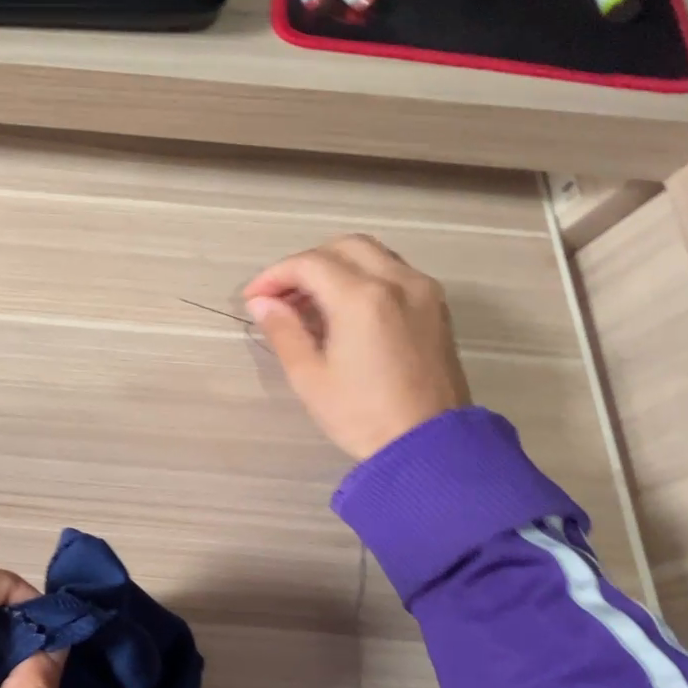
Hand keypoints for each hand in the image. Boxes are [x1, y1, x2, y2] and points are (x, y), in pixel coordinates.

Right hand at [243, 234, 470, 461]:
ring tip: (306, 304)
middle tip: (278, 295)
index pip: (310, 264)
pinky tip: (340, 312)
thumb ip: (284, 331)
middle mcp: (398, 281)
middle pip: (345, 246)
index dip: (274, 276)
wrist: (427, 441)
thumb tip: (262, 303)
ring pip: (373, 255)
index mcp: (363, 298)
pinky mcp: (434, 306)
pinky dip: (360, 278)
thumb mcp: (308, 375)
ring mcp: (423, 291)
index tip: (252, 299)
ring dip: (334, 268)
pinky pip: (392, 273)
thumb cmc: (359, 413)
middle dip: (305, 263)